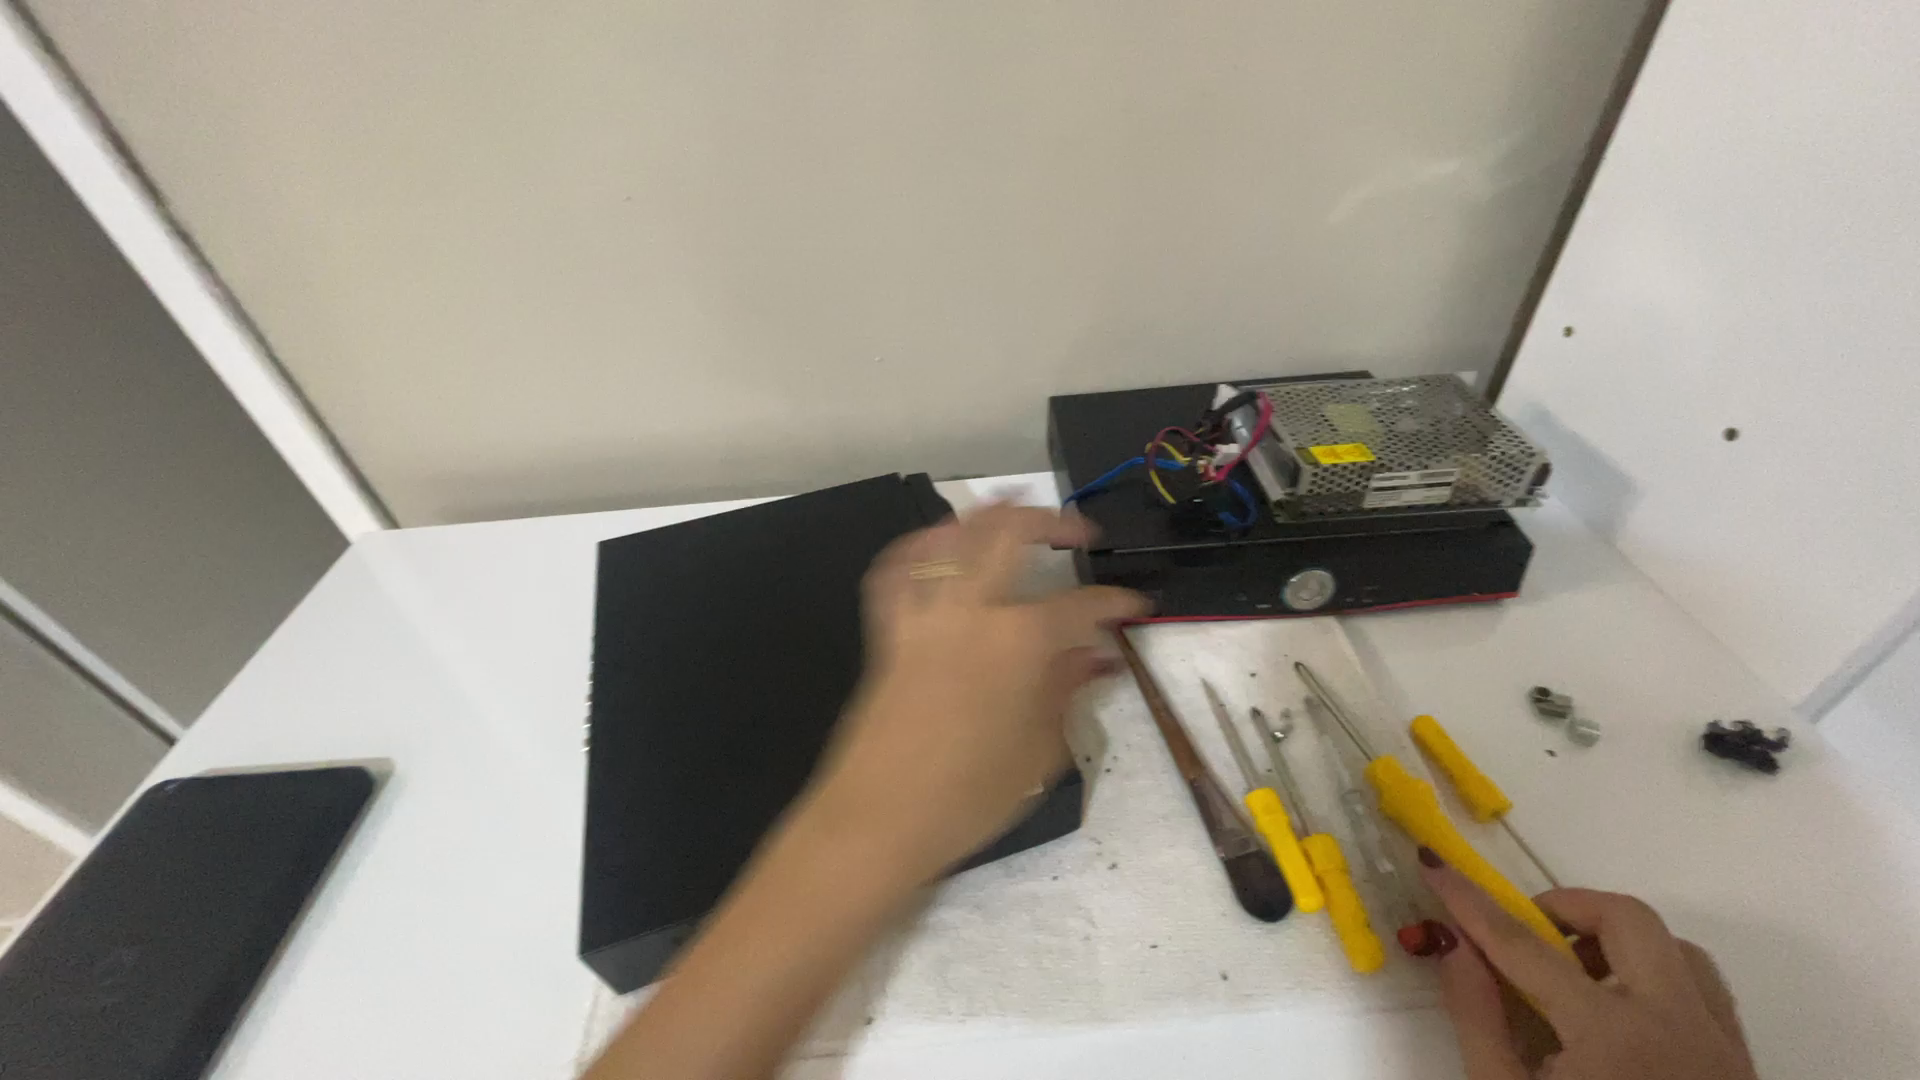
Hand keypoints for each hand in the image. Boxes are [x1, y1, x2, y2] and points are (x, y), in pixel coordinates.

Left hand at [804, 503, 1147, 884]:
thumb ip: (1067, 689)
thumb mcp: (1039, 749)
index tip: (1135, 604)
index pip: (1080, 605)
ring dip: (987, 514)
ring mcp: (923, 614)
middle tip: (1080, 533)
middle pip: (1011, 533)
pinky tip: (939, 544)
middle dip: (1053, 521)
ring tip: (1015, 509)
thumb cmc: (969, 795)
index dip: (1115, 601)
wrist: (878, 818)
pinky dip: (920, 546)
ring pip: (952, 535)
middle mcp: (969, 609)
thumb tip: (1094, 656)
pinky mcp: (888, 630)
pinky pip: (898, 569)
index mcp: (1017, 641)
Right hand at [1421, 859, 1757, 1079]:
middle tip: (1523, 931)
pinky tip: (1617, 1011)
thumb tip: (1453, 944)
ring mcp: (1722, 1050)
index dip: (1469, 901)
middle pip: (1628, 920)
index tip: (1434, 865)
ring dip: (1617, 942)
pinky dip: (1655, 976)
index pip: (1523, 944)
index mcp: (1615, 1037)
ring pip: (1678, 950)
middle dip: (1564, 906)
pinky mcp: (1742, 1070)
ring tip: (1575, 975)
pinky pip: (1704, 991)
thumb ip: (1476, 1016)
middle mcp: (1679, 1028)